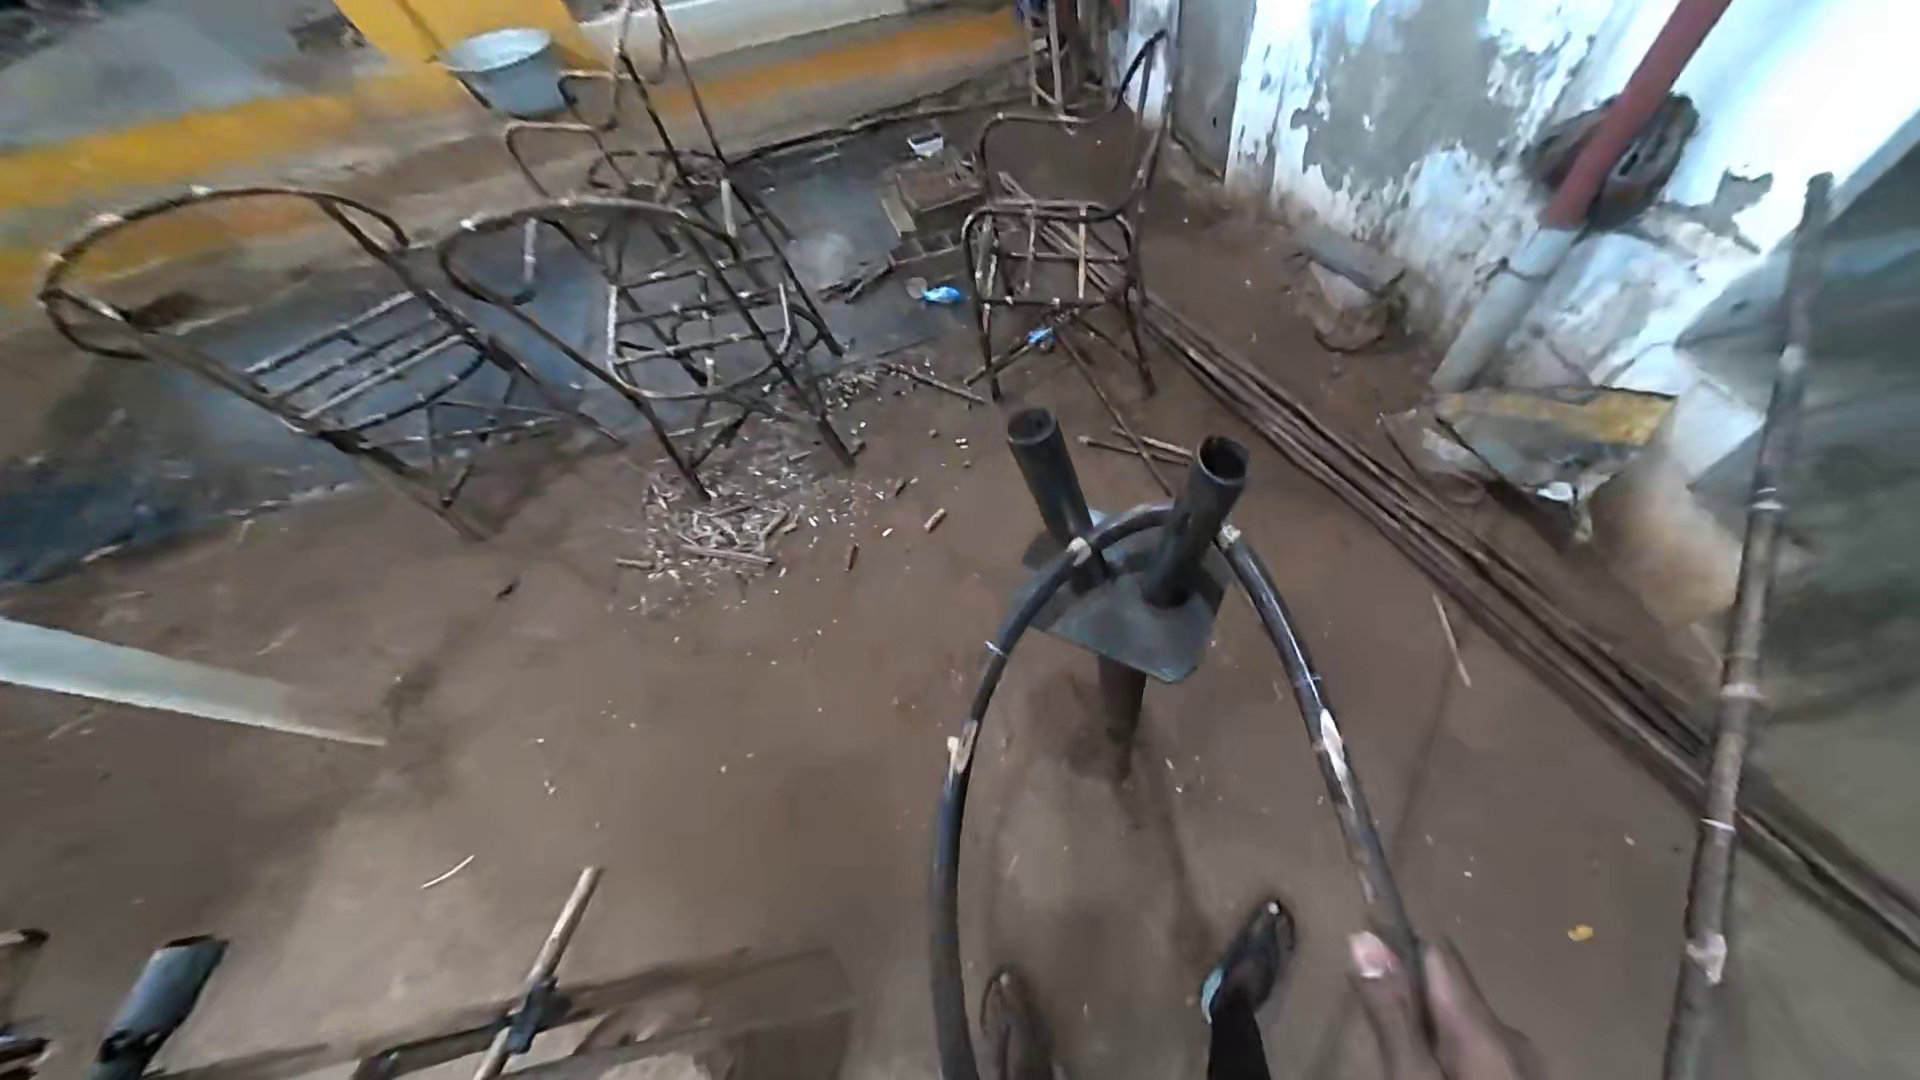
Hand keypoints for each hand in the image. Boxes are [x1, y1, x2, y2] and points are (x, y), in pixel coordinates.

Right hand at [1349, 931, 1539, 1079]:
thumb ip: (1390, 1012)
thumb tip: (1362, 936)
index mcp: (1490, 1032)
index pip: (1436, 953)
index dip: (1395, 951)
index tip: (1363, 971)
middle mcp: (1517, 1043)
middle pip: (1446, 990)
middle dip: (1407, 999)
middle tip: (1379, 1038)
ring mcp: (1528, 1073)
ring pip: (1459, 1023)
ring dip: (1425, 1031)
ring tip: (1403, 1064)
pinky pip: (1477, 1053)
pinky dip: (1447, 1057)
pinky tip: (1431, 1078)